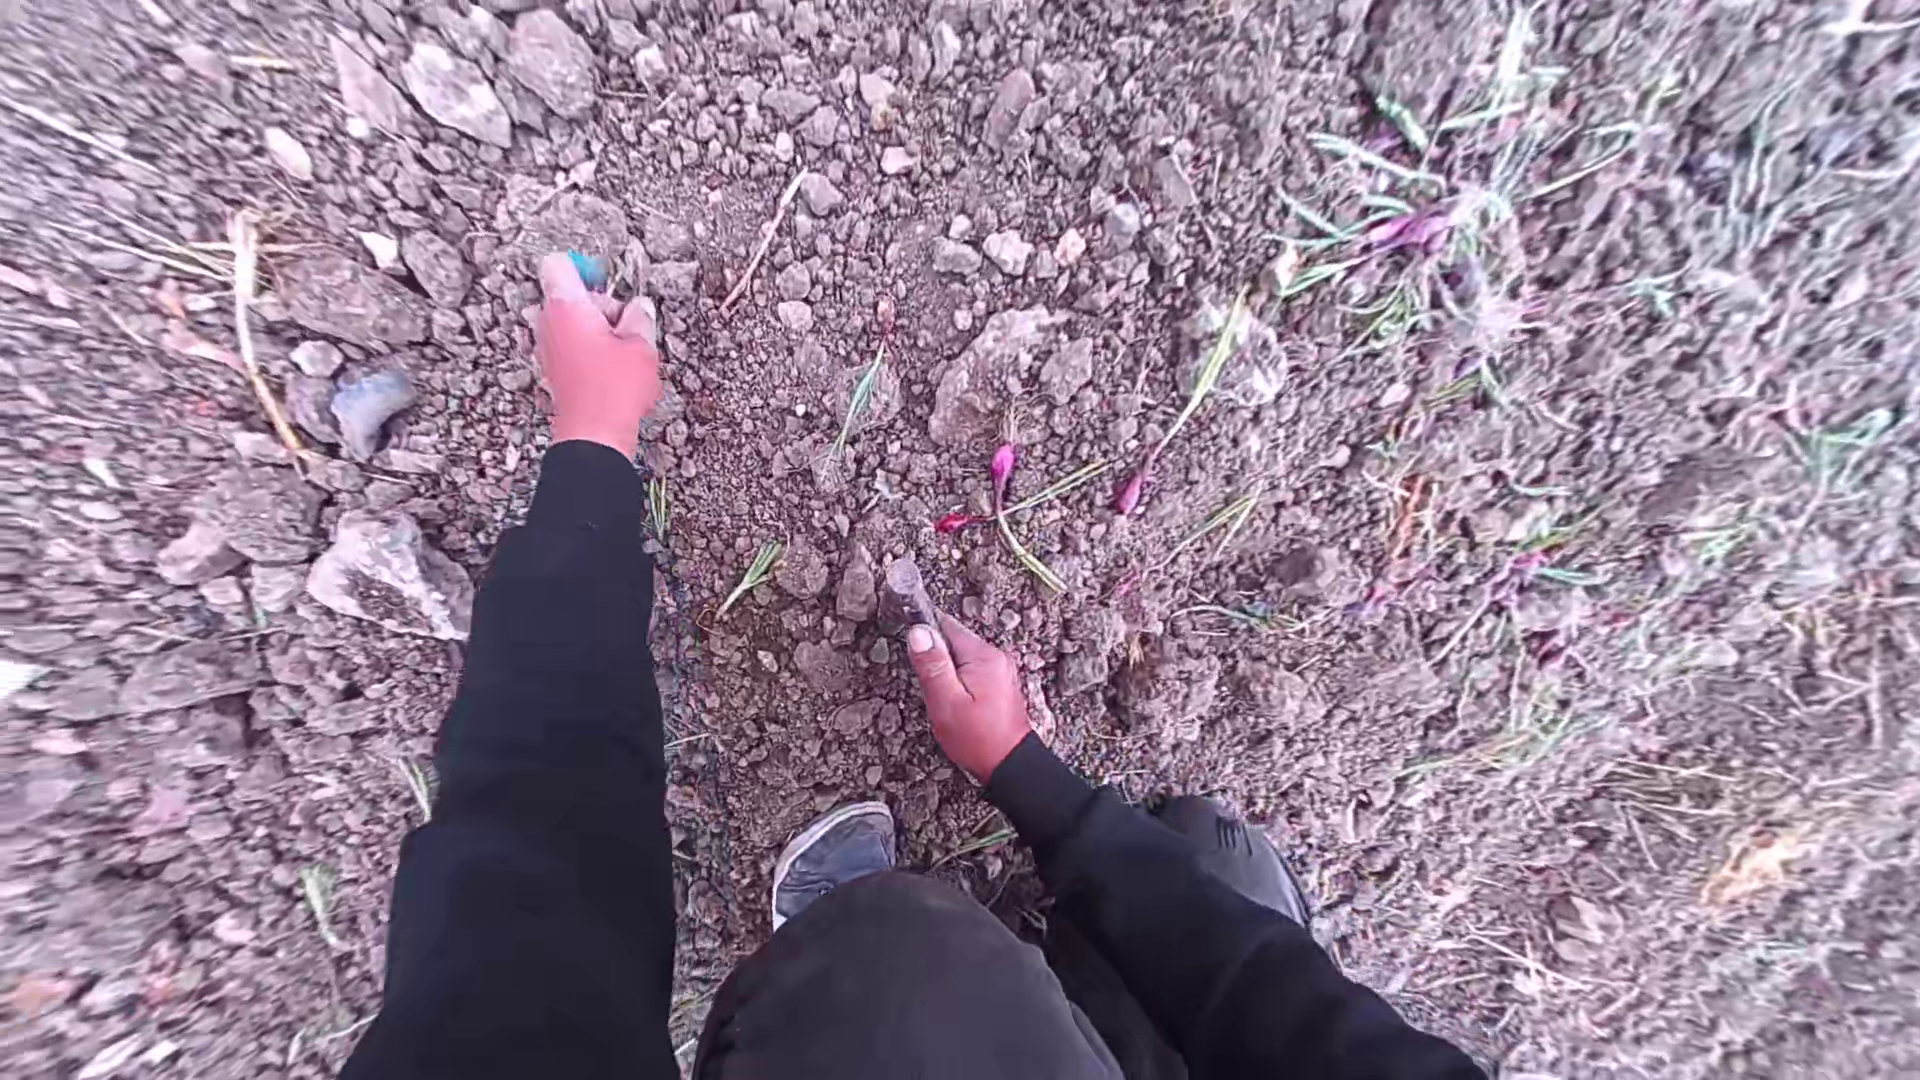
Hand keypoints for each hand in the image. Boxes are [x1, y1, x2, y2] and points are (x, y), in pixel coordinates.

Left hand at [535, 252, 662, 457]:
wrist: (596, 432)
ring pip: (575, 323)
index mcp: (567, 307)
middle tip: (628, 332)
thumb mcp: (642, 348)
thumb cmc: (614, 390)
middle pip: (573, 296)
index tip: (608, 284)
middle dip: (603, 309)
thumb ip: (640, 319)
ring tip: (624, 357)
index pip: (560, 265)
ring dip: (600, 333)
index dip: (587, 270)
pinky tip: (614, 372)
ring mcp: (548, 346)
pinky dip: (593, 352)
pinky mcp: (554, 367)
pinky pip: (574, 346)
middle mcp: (548, 322)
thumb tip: (640, 308)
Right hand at [906, 613, 1033, 782]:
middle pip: (954, 642)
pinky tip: (959, 704)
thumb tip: (918, 632)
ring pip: (962, 659)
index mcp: (983, 656)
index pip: (947, 626)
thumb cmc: (979, 739)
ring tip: (947, 701)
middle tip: (934, 690)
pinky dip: (960, 683)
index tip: (915, 652)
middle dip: (938, 661)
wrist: (1010, 766)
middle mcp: (996, 657)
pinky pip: (973, 671)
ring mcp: (1001, 670)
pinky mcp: (1000, 683)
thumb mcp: (946, 703)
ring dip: (949, 674)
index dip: (925, 636)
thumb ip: (932, 666)